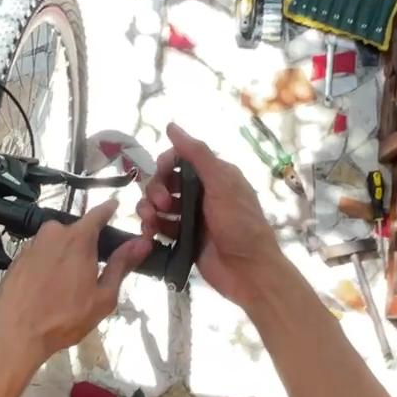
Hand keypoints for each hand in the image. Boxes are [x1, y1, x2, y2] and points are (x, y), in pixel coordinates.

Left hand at [0, 200, 151, 369]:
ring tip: (68, 286)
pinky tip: (48, 288)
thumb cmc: (64, 317)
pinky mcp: (17, 258)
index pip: (98, 213)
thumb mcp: (103, 296)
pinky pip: (40, 254)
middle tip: (92, 273)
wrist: (14, 333)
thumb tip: (142, 243)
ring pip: (57, 243)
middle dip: (87, 246)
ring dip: (65, 256)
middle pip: (77, 231)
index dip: (109, 209)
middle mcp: (53, 233)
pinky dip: (47, 265)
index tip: (115, 205)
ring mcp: (32, 244)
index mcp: (78, 238)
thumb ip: (122, 265)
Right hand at [137, 123, 286, 308]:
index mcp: (214, 176)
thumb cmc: (240, 224)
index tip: (162, 172)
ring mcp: (190, 217)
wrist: (248, 271)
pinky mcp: (182, 238)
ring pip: (158, 204)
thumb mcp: (222, 184)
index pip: (181, 159)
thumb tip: (172, 126)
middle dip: (156, 189)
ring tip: (150, 222)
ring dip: (149, 209)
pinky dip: (151, 227)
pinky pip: (159, 226)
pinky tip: (149, 234)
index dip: (167, 163)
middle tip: (162, 204)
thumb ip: (197, 154)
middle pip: (165, 181)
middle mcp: (201, 194)